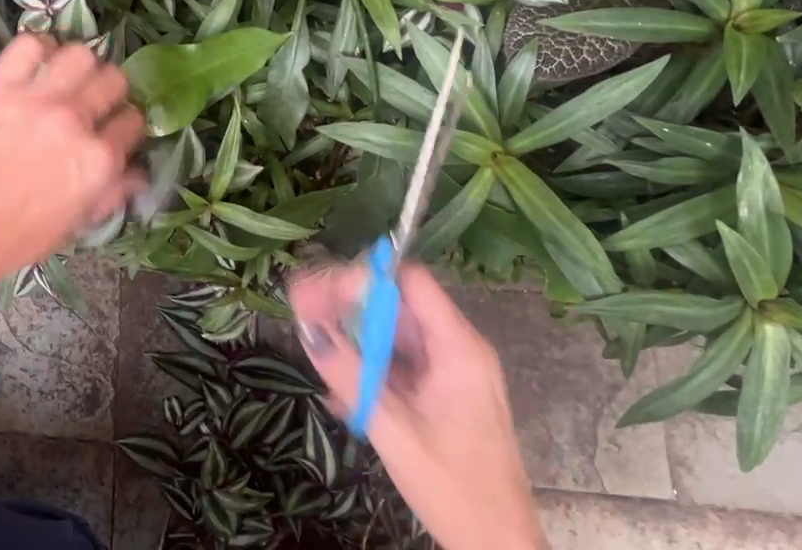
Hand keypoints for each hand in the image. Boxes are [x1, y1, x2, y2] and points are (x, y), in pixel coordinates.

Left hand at [0, 33, 144, 281]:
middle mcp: (74, 121)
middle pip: (113, 81)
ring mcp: (35, 100)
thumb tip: (137, 174)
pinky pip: (29, 44)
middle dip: (110, 92)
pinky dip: (39, 48)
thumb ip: (111, 194)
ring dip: (81, 67)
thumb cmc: (14, 238)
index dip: (125, 126)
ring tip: (67, 80)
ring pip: (80, 55)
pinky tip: (36, 63)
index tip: (113, 130)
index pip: (132, 122)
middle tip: (93, 102)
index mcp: (98, 160)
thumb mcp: (75, 225)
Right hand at [289, 265, 545, 549]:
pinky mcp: (442, 392)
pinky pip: (400, 364)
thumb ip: (351, 375)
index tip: (319, 295)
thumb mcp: (395, 430)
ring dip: (354, 342)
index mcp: (458, 347)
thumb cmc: (455, 489)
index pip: (408, 282)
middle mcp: (457, 348)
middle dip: (347, 308)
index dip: (362, 279)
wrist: (499, 548)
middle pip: (396, 304)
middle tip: (302, 315)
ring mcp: (451, 370)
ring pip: (393, 335)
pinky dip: (369, 370)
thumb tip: (307, 328)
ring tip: (315, 354)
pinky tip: (342, 394)